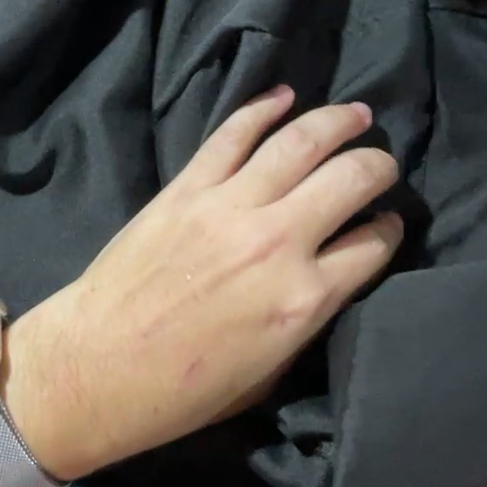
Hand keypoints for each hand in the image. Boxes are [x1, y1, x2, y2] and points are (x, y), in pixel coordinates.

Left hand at [1, 87, 401, 480]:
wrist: (97, 369)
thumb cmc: (185, 390)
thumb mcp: (270, 372)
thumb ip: (309, 316)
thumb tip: (333, 273)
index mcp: (304, 300)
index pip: (372, 245)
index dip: (389, 229)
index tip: (388, 222)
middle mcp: (277, 242)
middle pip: (350, 179)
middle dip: (378, 165)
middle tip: (382, 163)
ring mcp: (229, 206)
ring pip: (298, 143)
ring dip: (336, 122)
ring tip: (356, 114)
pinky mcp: (187, 188)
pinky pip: (231, 134)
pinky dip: (261, 108)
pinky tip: (284, 96)